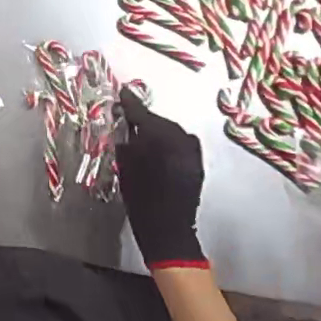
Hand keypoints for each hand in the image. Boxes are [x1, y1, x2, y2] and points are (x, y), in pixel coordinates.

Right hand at [113, 90, 208, 269]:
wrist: (168, 228)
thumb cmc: (141, 199)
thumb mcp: (126, 168)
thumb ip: (127, 143)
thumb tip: (125, 126)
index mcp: (161, 138)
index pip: (143, 114)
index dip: (130, 103)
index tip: (122, 92)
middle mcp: (181, 139)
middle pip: (159, 122)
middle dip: (144, 120)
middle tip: (128, 117)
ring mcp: (193, 151)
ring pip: (171, 132)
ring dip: (157, 131)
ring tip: (141, 135)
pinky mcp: (197, 162)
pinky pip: (181, 143)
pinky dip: (168, 142)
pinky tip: (157, 149)